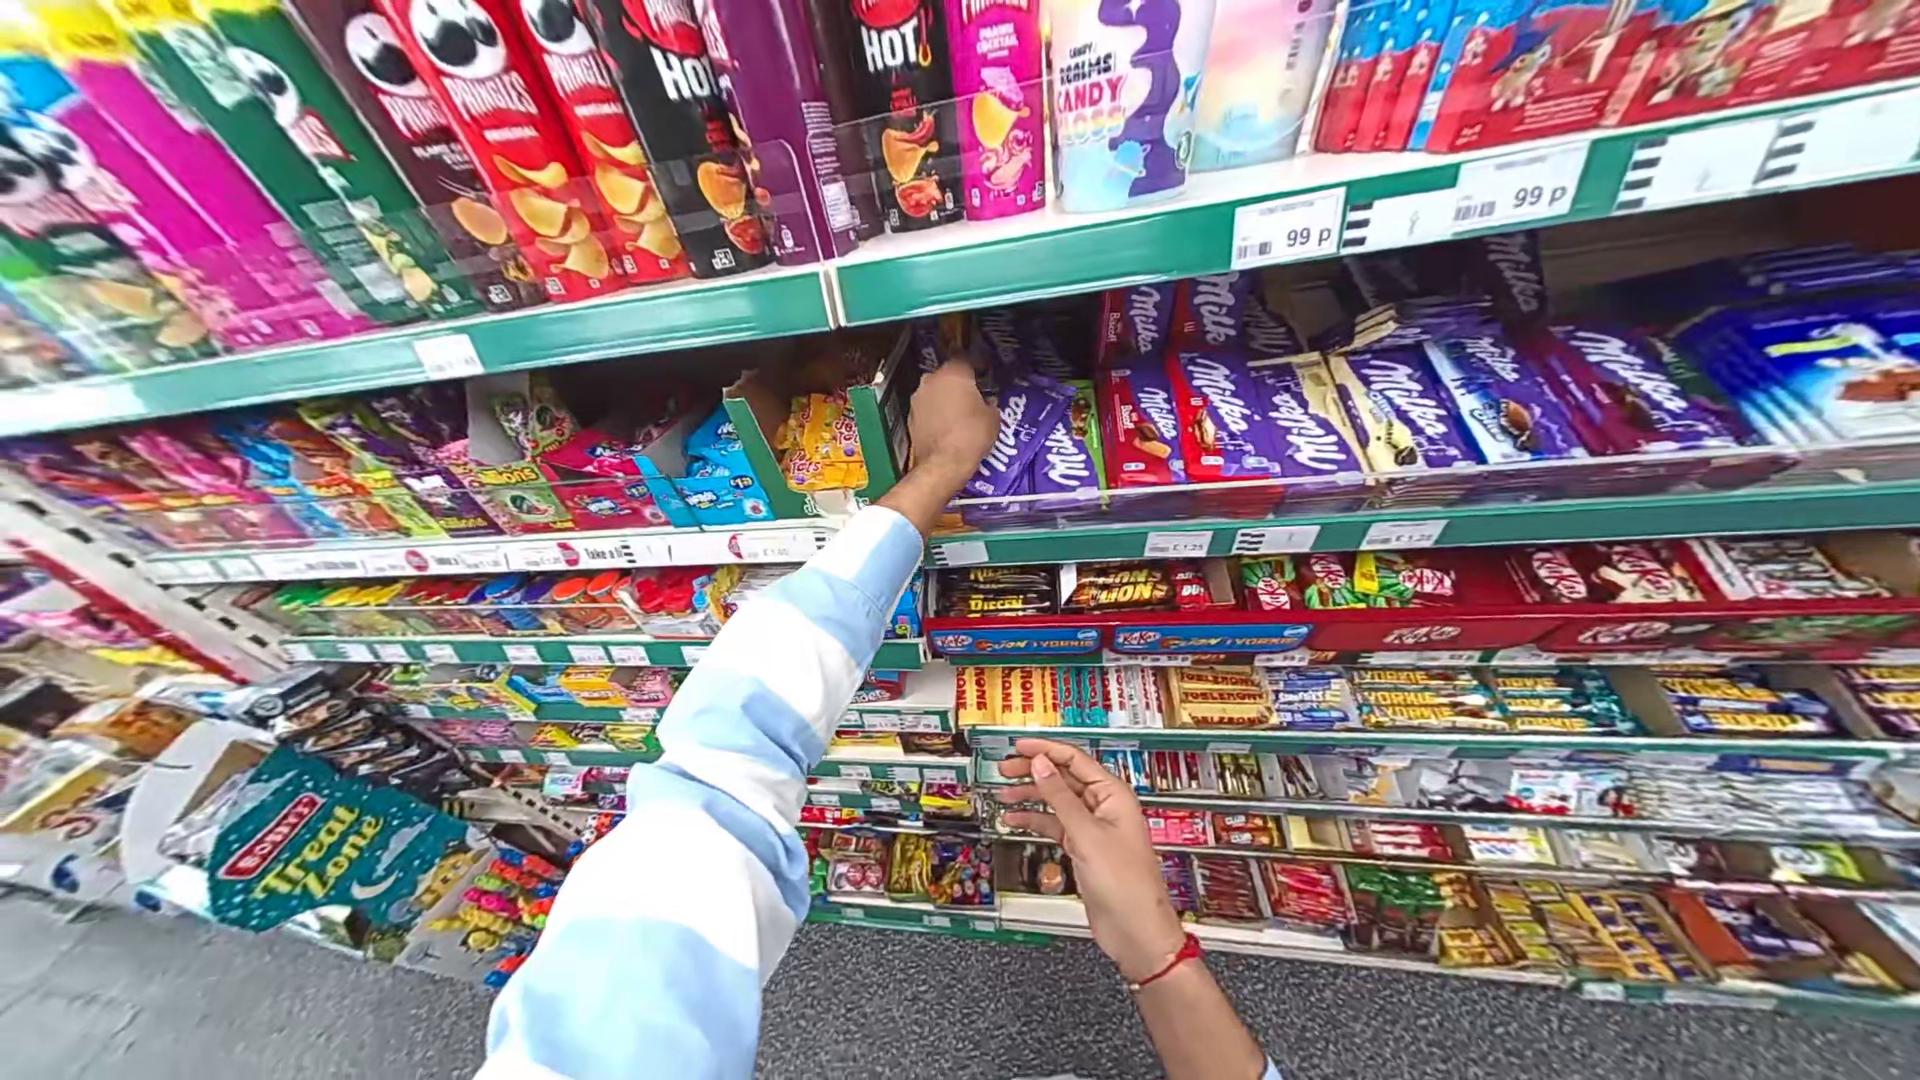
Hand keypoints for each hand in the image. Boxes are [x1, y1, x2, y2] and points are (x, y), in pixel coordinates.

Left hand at [907, 358, 998, 487]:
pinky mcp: (910, 416)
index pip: (966, 358)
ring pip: (935, 391)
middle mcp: (931, 380)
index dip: (976, 365)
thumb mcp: (993, 418)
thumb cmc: (971, 436)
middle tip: (972, 395)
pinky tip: (947, 426)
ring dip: (945, 398)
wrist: (943, 464)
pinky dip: (936, 413)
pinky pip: (927, 409)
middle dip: (959, 383)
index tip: (983, 372)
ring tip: (960, 412)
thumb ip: (990, 402)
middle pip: (947, 374)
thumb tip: (988, 402)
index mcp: (954, 373)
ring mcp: (918, 398)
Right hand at [997, 738, 1187, 982]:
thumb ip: (1060, 796)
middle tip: (1006, 768)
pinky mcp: (1082, 846)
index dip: (1045, 750)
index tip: (1020, 746)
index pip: (1074, 758)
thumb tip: (1041, 764)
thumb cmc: (1128, 886)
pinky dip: (1034, 820)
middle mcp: (1102, 806)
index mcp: (1112, 794)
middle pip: (1062, 777)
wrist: (1136, 933)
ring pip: (1055, 800)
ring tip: (1005, 793)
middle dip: (1033, 770)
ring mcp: (1092, 826)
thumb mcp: (1087, 834)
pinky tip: (1016, 820)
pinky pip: (1054, 824)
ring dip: (1030, 795)